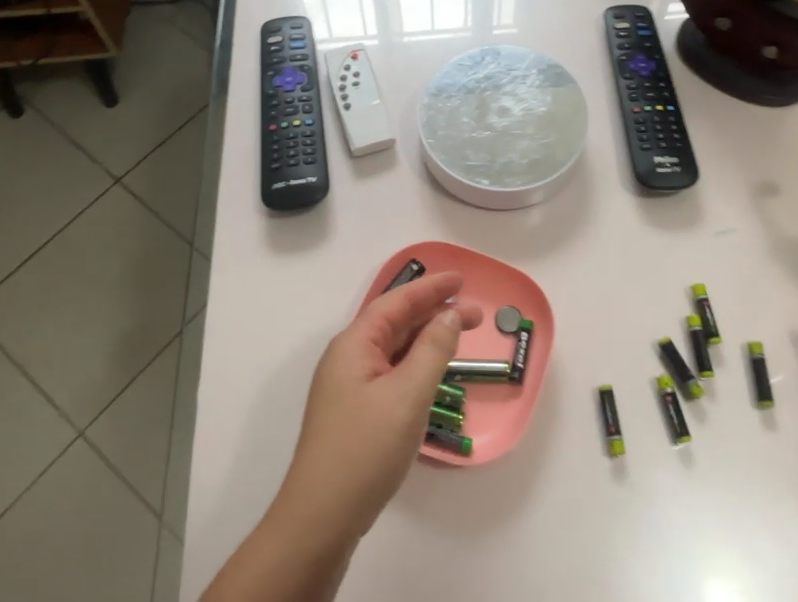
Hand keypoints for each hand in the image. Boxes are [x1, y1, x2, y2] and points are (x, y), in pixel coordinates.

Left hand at [274, 271, 482, 540]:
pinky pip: (391, 374)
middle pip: (394, 323)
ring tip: (460, 337)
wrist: (321, 517)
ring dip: (426, 340)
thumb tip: (449, 315)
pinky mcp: (355, 415)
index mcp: (354, 345)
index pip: (396, 302)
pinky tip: (433, 375)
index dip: (430, 288)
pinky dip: (416, 366)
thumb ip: (432, 350)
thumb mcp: (407, 395)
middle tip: (476, 314)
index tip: (462, 279)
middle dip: (433, 313)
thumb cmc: (365, 449)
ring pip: (393, 350)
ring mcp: (349, 388)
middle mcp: (348, 359)